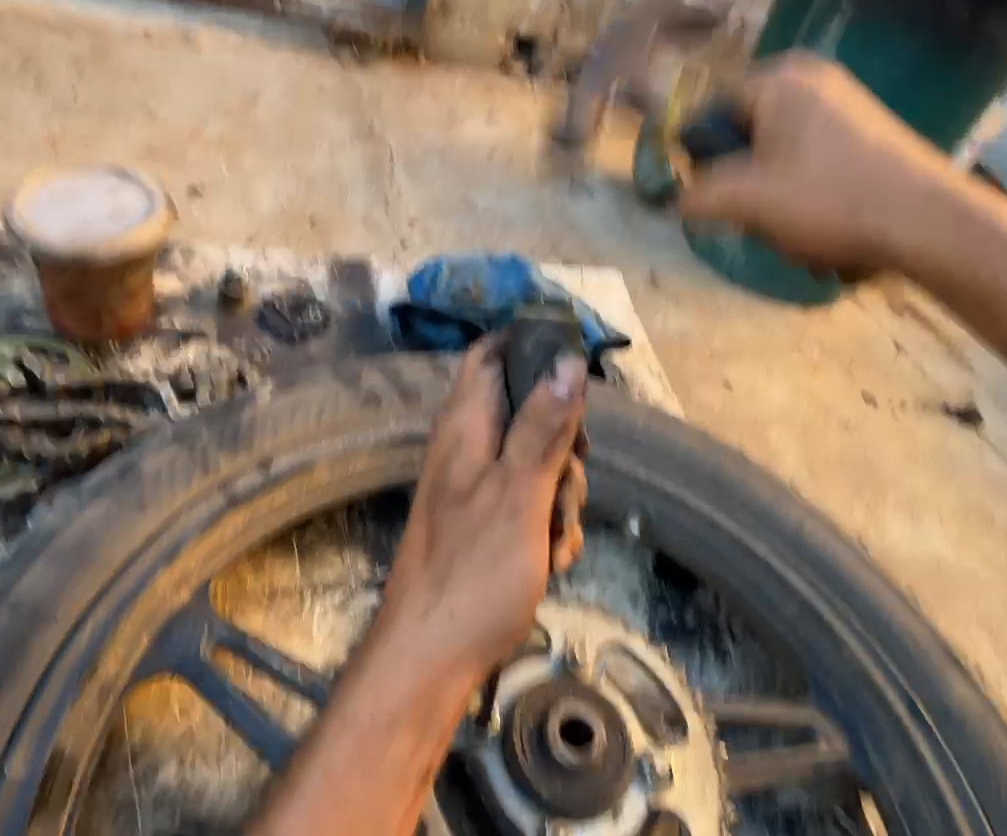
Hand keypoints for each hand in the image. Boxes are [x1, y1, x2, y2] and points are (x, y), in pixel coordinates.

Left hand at [376, 337, 588, 682]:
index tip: (575, 368)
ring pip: (537, 463)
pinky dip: (547, 526)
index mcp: (465, 425)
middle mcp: (467, 447)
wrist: (431, 658)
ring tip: (555, 537)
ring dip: (561, 497)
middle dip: (564, 446)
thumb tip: (567, 358)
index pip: (490, 355)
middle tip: (571, 480)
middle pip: (528, 412)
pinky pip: (529, 504)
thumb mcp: (519, 493)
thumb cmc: (474, 572)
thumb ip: (543, 427)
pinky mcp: (485, 525)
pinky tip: (551, 560)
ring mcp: (475, 488)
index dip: (530, 348)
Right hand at [678, 55, 955, 273]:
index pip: (709, 110)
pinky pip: (806, 148)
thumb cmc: (828, 197)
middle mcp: (810, 75)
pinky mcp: (864, 125)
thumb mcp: (746, 200)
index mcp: (778, 77)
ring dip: (766, 180)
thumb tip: (672, 199)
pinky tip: (813, 210)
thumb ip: (695, 195)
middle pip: (742, 125)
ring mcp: (842, 98)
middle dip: (736, 169)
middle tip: (746, 208)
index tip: (707, 192)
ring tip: (783, 214)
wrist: (926, 221)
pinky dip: (798, 178)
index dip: (698, 154)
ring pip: (774, 142)